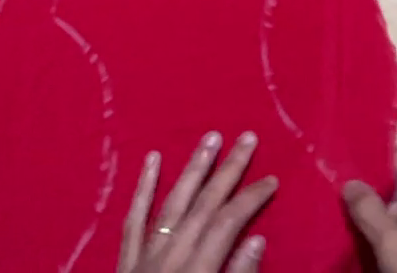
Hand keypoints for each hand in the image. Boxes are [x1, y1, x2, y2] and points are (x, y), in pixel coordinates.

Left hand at [118, 131, 278, 272]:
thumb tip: (256, 239)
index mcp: (195, 271)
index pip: (228, 223)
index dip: (252, 197)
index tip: (273, 178)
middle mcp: (169, 256)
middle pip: (203, 205)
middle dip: (228, 169)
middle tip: (248, 137)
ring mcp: (144, 257)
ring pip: (172, 203)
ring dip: (193, 168)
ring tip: (211, 137)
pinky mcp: (124, 263)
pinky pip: (134, 220)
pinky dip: (143, 188)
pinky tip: (152, 159)